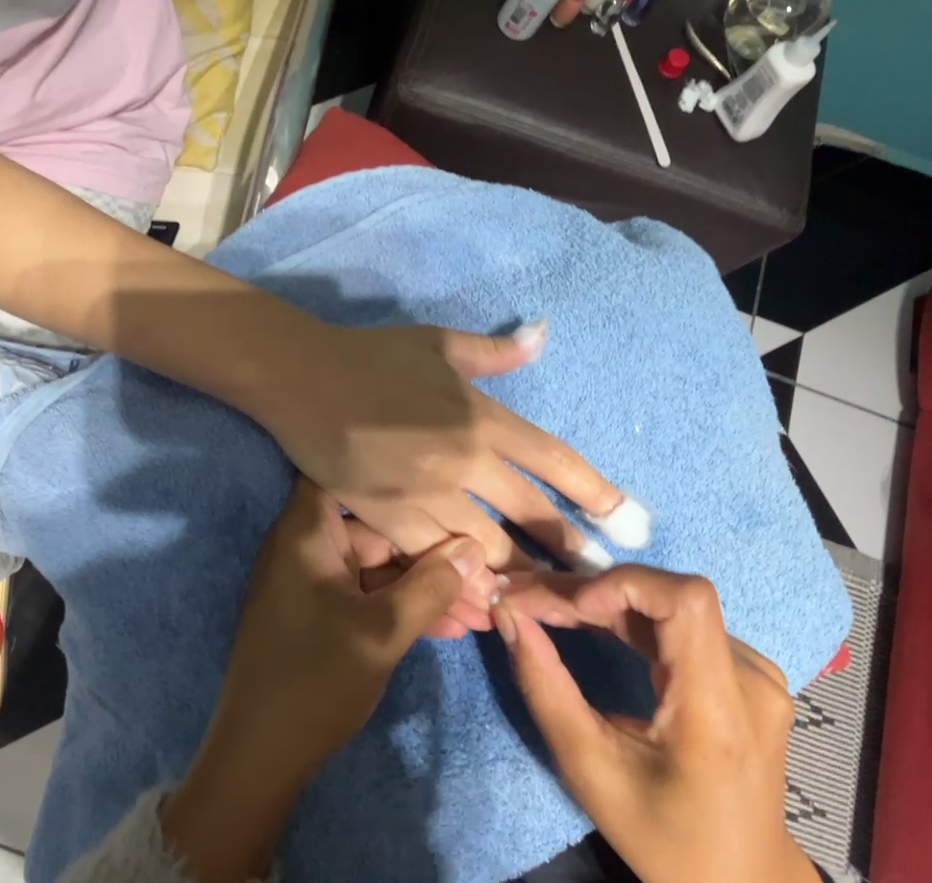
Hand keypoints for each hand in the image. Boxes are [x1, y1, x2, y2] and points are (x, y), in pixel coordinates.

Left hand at [160, 480, 475, 881]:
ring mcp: (317, 577)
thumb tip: (476, 547)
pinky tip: (456, 625)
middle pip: (378, 524)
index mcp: (307, 530)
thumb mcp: (383, 631)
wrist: (262, 752)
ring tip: (487, 606)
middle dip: (435, 550)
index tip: (448, 471)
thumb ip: (431, 585)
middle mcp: (309, 543)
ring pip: (382, 564)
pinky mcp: (325, 610)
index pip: (350, 473)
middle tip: (492, 570)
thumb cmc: (316, 678)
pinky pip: (372, 592)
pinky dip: (407, 604)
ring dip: (429, 584)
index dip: (396, 467)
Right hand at [249, 321, 626, 612]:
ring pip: (489, 547)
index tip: (628, 521)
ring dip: (523, 574)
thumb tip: (542, 335)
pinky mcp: (388, 518)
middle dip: (571, 548)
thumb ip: (494, 351)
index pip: (555, 460)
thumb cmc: (372, 356)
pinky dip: (461, 580)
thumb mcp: (437, 343)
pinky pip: (434, 559)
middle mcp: (464, 460)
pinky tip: (482, 595)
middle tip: (602, 576)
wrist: (303, 379)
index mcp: (481, 415)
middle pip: (531, 514)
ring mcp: (426, 494)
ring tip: (551, 596)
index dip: (596, 493)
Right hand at [492, 567, 819, 882]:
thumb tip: (507, 614)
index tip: (567, 607)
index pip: (685, 600)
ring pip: (669, 606)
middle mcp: (750, 679)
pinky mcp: (748, 674)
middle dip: (590, 592)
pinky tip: (591, 624)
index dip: (621, 584)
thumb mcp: (590, 769)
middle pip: (667, 598)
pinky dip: (629, 618)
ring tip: (547, 608)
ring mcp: (756, 674)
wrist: (740, 880)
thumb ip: (546, 686)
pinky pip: (682, 624)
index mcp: (717, 709)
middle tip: (526, 599)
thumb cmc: (662, 837)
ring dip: (605, 602)